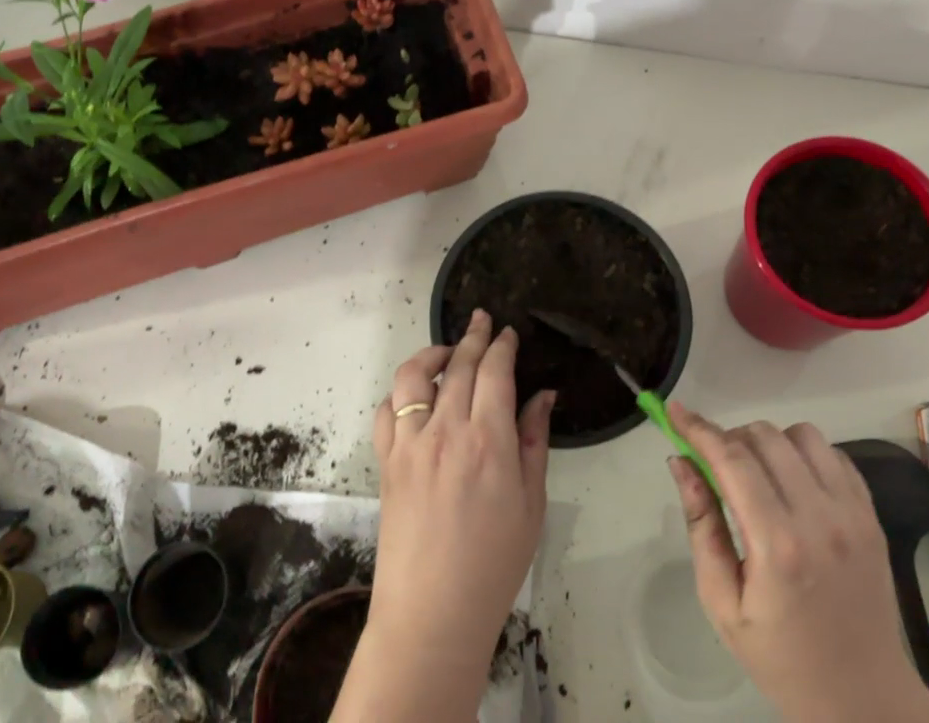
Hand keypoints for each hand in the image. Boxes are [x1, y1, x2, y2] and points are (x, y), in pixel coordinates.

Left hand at [333, 310, 556, 721]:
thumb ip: (535, 442)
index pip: (494, 371)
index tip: (507, 333)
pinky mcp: (386, 462)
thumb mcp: (532, 502)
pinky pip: (386, 412)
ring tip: (446, 350)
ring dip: (431, 354)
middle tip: (482, 320)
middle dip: (472, 336)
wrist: (433, 609)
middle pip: (457, 365)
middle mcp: (446, 430)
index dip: (502, 345)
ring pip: (413, 377)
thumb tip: (542, 395)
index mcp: (490, 439)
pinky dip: (399, 394)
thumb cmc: (496, 560)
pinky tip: (413, 396)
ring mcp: (410, 445)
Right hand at [668, 404, 928, 722]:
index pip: (731, 460)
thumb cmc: (778, 655)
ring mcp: (853, 513)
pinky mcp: (872, 515)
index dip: (699, 429)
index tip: (674, 411)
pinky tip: (791, 485)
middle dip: (729, 438)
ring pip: (804, 435)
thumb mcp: (721, 601)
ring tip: (755, 475)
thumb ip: (702, 526)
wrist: (860, 693)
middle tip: (713, 465)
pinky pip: (835, 455)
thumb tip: (680, 462)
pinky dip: (805, 455)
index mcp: (778, 545)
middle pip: (766, 438)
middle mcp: (821, 516)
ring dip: (770, 443)